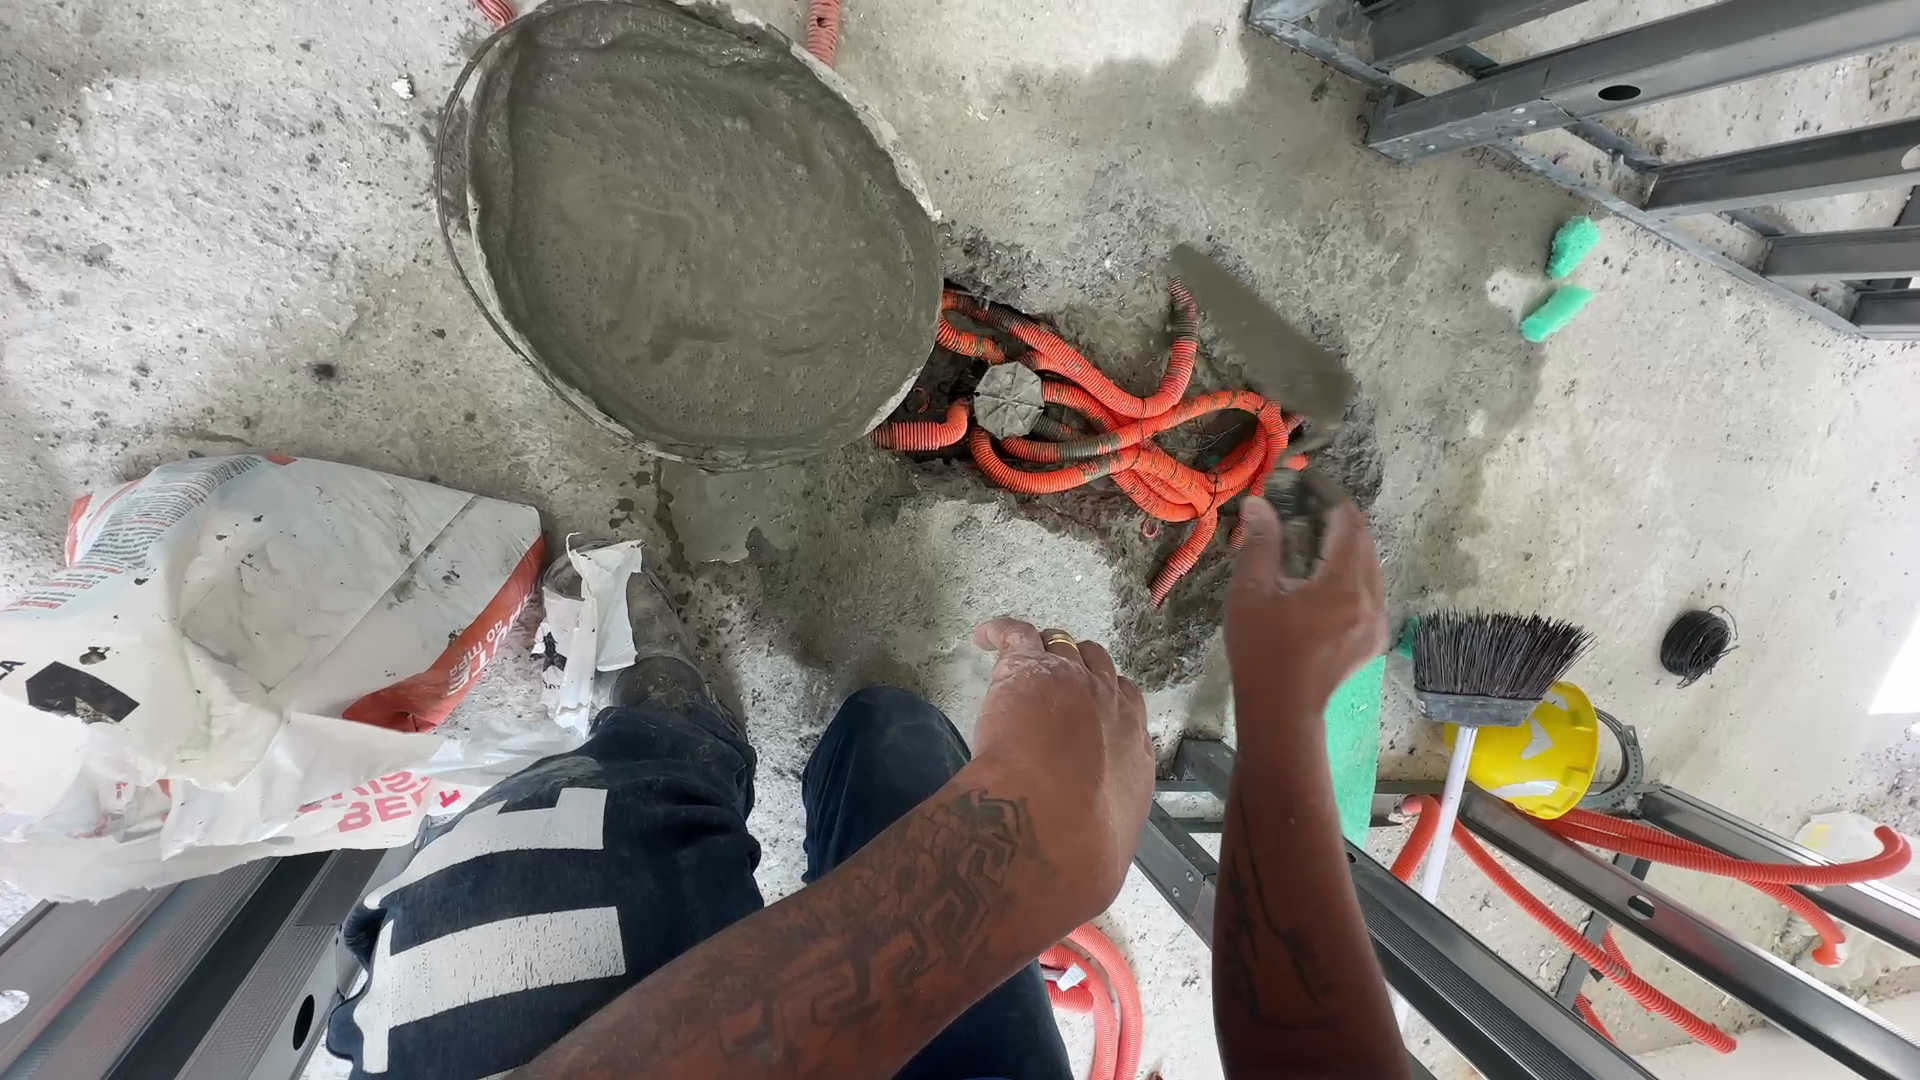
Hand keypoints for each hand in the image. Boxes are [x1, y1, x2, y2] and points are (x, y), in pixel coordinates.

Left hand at [968, 618, 1153, 929]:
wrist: (1050, 827)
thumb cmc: (1082, 852)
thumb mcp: (1111, 841)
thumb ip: (1105, 828)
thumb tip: (1093, 852)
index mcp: (1132, 743)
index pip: (1126, 700)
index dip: (1104, 698)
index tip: (1086, 708)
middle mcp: (1108, 701)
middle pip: (1097, 662)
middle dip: (1078, 666)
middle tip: (1053, 678)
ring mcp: (1069, 678)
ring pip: (1061, 644)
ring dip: (1045, 649)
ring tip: (1022, 656)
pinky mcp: (1026, 668)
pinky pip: (1016, 632)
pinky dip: (1000, 631)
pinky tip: (984, 636)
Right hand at [1226, 497, 1387, 721]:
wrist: (1282, 709)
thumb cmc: (1261, 650)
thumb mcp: (1252, 593)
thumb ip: (1261, 544)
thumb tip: (1259, 504)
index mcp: (1344, 584)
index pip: (1350, 523)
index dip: (1329, 497)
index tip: (1304, 483)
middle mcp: (1372, 599)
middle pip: (1363, 542)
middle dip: (1335, 519)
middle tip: (1300, 508)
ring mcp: (1378, 621)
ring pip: (1368, 567)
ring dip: (1342, 547)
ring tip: (1305, 541)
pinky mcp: (1373, 638)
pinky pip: (1367, 590)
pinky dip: (1346, 573)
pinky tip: (1317, 580)